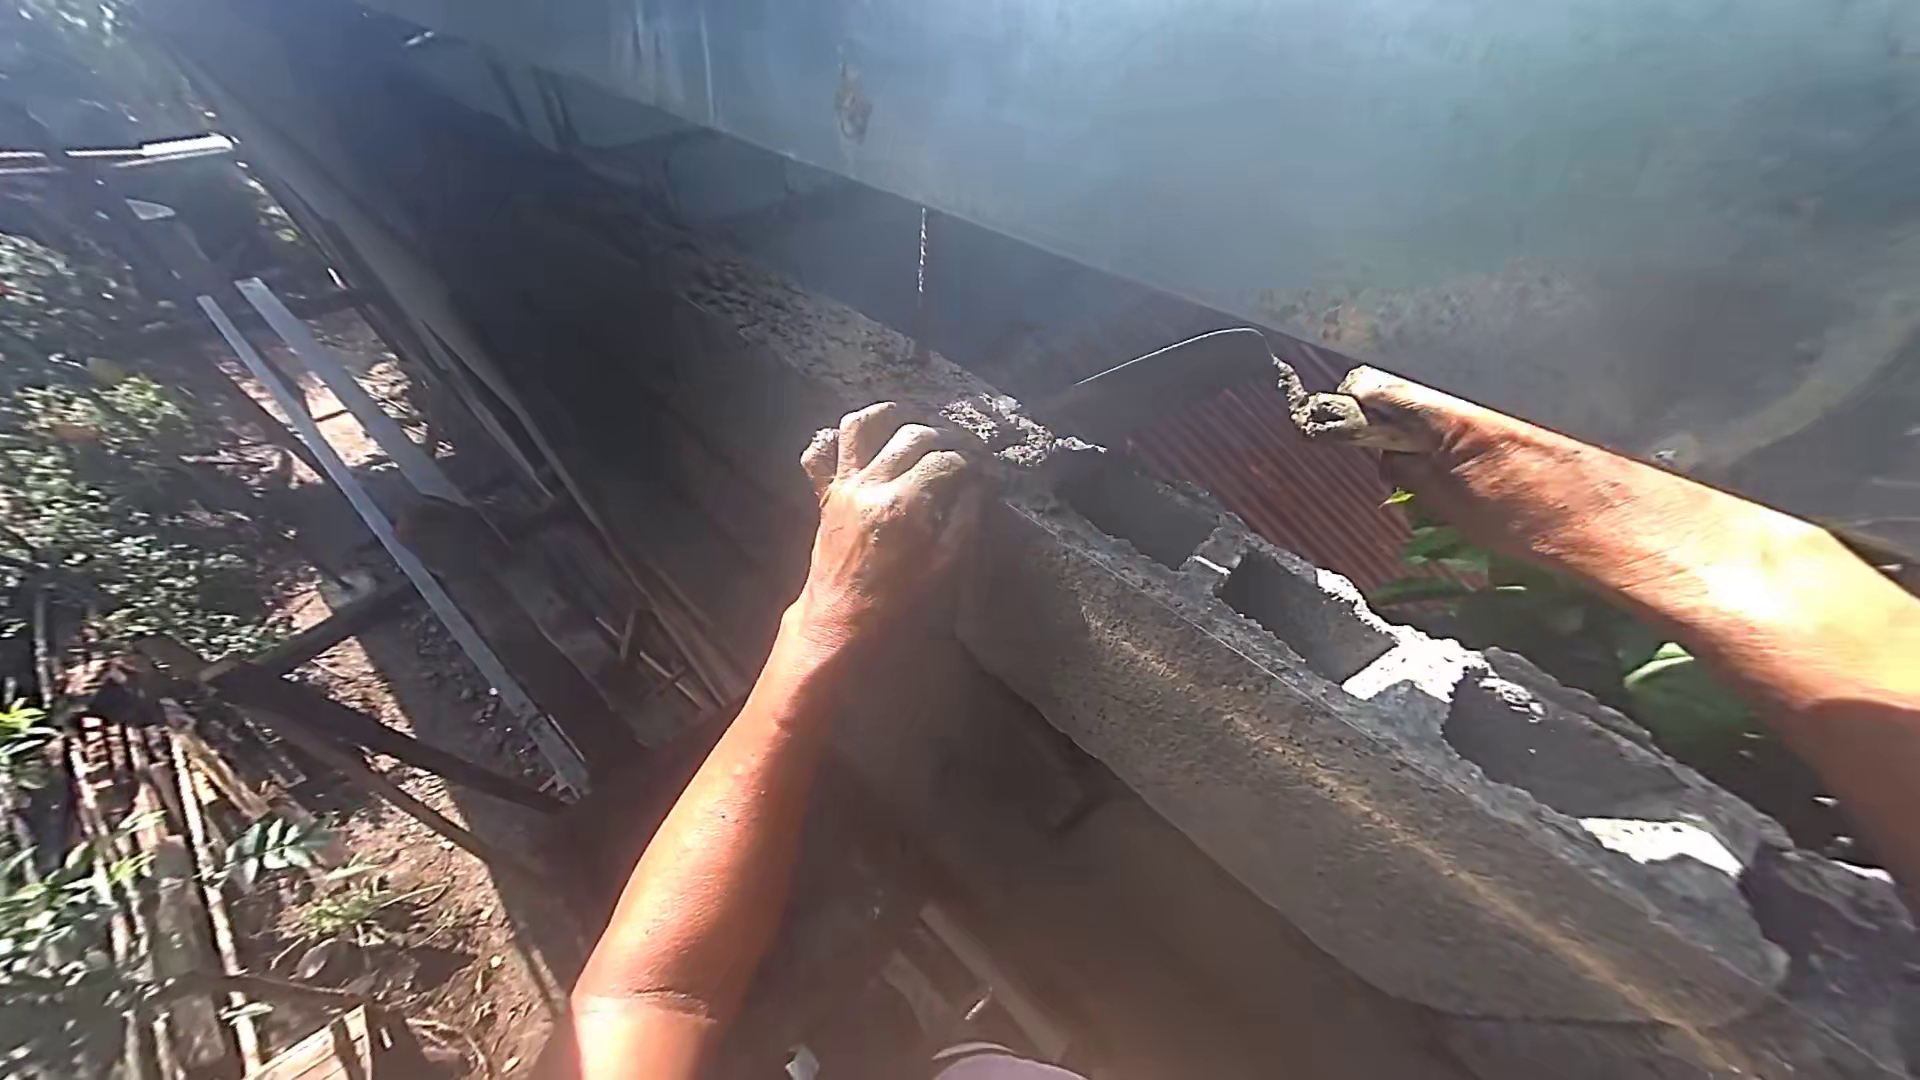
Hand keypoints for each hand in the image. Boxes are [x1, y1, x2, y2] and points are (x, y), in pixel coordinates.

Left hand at [785, 402, 985, 659]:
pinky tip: (861, 444)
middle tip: (966, 447)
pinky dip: (838, 440)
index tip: (987, 467)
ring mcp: (842, 487)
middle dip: (946, 434)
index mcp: (904, 504)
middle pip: (912, 435)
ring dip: (892, 415)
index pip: (946, 459)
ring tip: (917, 421)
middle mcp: (869, 485)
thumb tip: (979, 481)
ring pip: (861, 425)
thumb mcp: (947, 568)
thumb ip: (966, 516)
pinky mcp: (825, 497)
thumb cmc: (900, 608)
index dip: (973, 459)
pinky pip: (820, 452)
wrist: (841, 631)